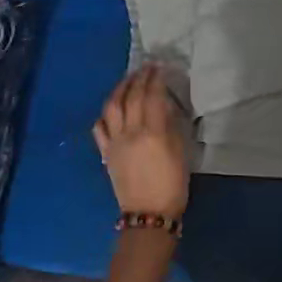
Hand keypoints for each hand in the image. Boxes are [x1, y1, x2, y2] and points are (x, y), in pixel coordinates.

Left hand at [93, 66, 190, 217]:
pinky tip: (111, 109)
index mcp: (154, 132)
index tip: (160, 66)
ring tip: (127, 80)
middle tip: (146, 67)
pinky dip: (104, 115)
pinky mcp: (106, 153)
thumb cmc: (173, 185)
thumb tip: (166, 107)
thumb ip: (172, 127)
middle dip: (139, 78)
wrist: (149, 214)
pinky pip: (100, 128)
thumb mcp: (181, 153)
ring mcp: (115, 142)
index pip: (153, 96)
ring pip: (112, 108)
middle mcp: (131, 132)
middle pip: (132, 97)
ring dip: (119, 90)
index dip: (156, 79)